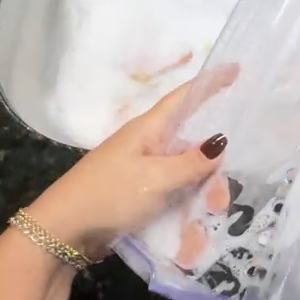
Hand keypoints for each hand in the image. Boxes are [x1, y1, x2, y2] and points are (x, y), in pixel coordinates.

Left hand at [28, 77, 227, 258]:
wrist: (64, 231)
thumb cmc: (109, 195)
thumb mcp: (156, 179)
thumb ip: (192, 163)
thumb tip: (221, 143)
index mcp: (149, 130)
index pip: (184, 98)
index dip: (209, 84)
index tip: (235, 68)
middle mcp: (148, 144)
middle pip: (192, 144)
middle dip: (214, 168)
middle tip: (223, 199)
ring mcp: (143, 169)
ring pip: (187, 171)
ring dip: (202, 191)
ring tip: (210, 215)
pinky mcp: (139, 193)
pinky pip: (174, 191)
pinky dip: (188, 202)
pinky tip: (196, 224)